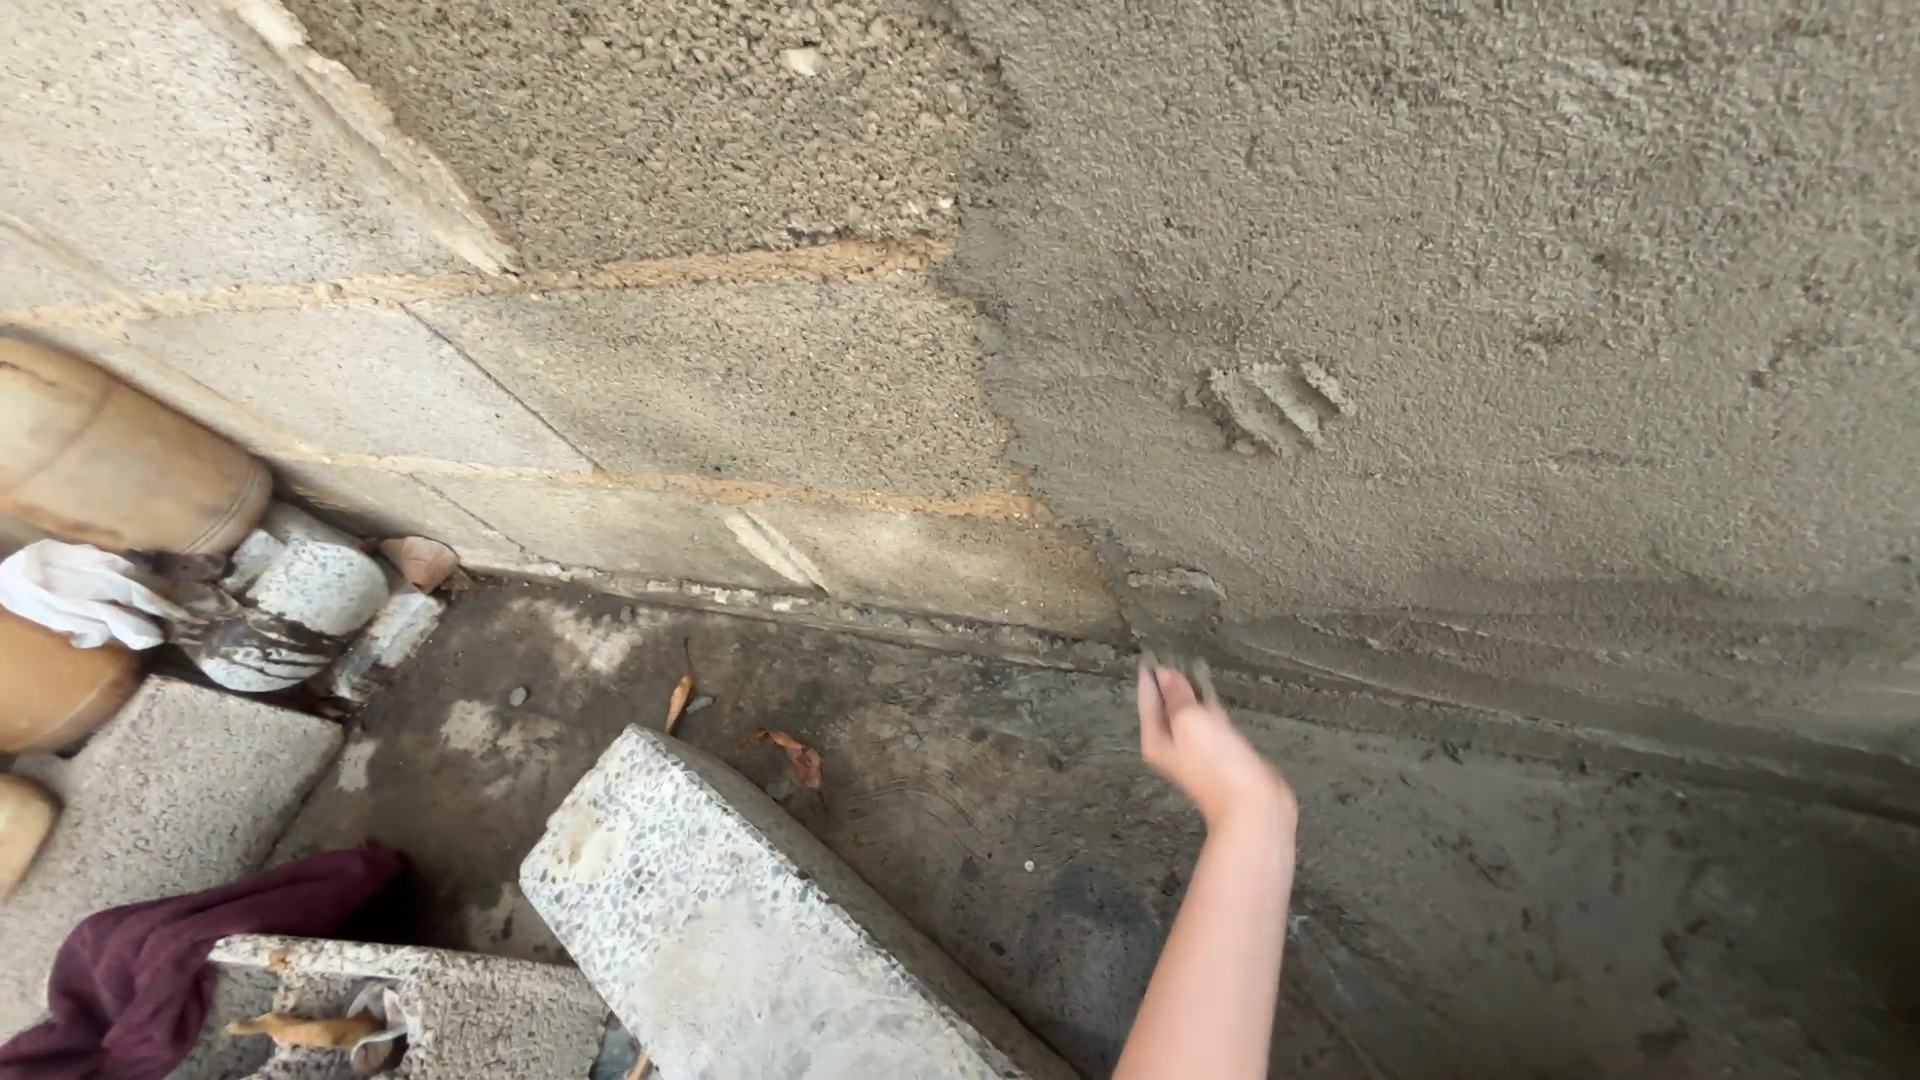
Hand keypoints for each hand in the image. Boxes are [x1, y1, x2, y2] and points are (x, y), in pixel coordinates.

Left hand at [1137, 656, 1295, 833]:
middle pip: (1166, 706)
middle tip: (1168, 656)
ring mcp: (1196, 749)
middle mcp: (1172, 745)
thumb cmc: (1216, 764)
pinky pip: (1208, 722)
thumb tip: (1163, 674)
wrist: (1254, 807)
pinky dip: (1207, 706)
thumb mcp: (1189, 721)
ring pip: (1188, 713)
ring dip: (1188, 693)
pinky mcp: (1221, 753)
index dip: (1149, 675)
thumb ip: (1176, 696)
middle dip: (1167, 683)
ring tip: (1188, 666)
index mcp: (1156, 739)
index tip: (1149, 653)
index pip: (1148, 699)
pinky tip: (1210, 694)